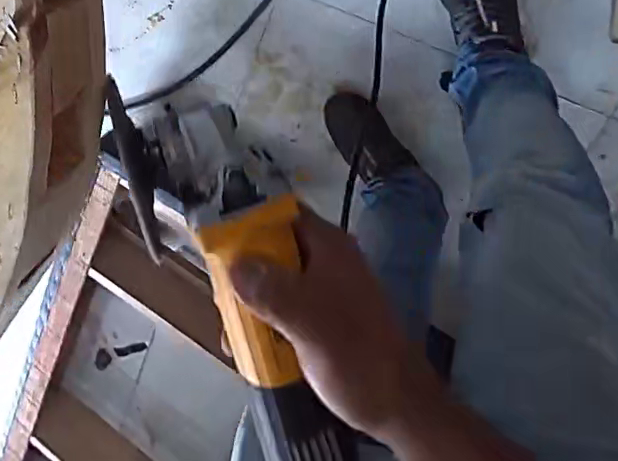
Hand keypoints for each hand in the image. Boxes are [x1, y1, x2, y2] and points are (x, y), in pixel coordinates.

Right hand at [227, 208, 433, 439]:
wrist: (400, 405)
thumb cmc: (356, 353)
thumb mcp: (308, 320)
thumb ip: (271, 290)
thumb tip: (233, 264)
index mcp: (327, 244)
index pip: (282, 213)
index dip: (249, 220)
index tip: (217, 242)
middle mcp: (326, 258)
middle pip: (275, 248)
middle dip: (245, 270)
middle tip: (222, 299)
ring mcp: (327, 287)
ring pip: (278, 280)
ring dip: (253, 301)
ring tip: (232, 332)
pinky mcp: (325, 317)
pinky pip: (287, 306)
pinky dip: (268, 320)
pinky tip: (253, 349)